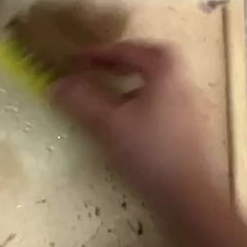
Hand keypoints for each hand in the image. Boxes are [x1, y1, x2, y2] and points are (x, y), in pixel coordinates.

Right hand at [51, 41, 221, 214]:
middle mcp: (183, 80)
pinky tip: (126, 120)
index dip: (97, 53)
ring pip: (156, 82)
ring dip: (129, 81)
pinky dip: (140, 100)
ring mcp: (190, 103)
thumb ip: (80, 101)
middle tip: (94, 68)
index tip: (73, 59)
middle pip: (147, 60)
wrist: (189, 196)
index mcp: (165, 69)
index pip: (128, 50)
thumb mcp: (109, 124)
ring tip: (106, 93)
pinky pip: (161, 100)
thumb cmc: (149, 152)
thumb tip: (55, 84)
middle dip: (118, 61)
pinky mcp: (190, 126)